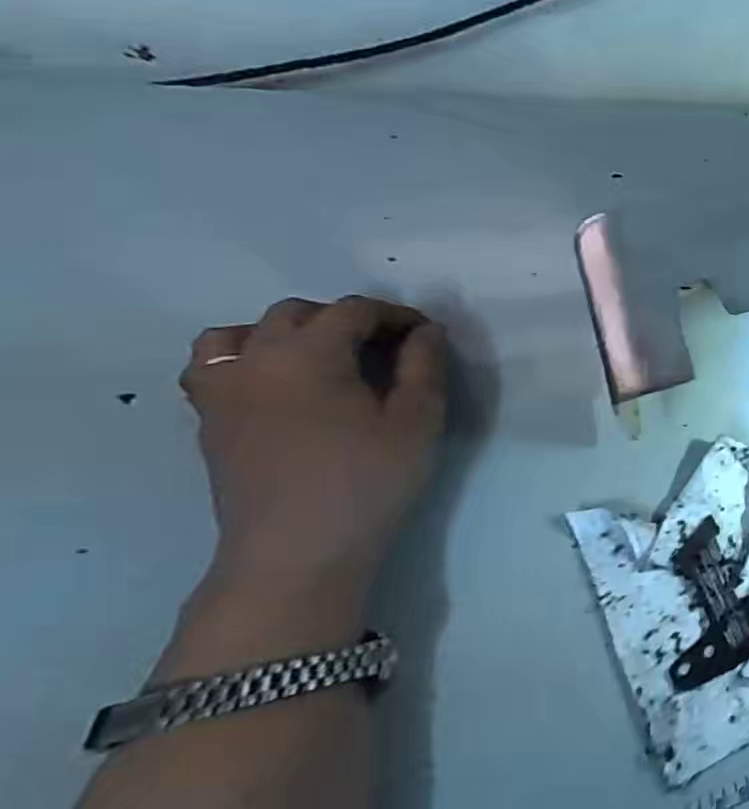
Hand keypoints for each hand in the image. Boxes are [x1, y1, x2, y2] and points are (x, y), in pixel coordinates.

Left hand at [180, 296, 446, 599]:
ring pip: (237, 336)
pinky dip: (247, 361)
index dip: (395, 315)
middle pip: (295, 314)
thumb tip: (425, 331)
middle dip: (344, 319)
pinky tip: (284, 387)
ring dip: (283, 334)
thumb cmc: (368, 479)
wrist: (297, 551)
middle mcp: (254, 363)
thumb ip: (424, 365)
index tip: (426, 336)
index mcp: (307, 355)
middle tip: (384, 348)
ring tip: (322, 359)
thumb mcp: (418, 418)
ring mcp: (221, 394)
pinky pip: (213, 370)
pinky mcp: (210, 424)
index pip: (352, 310)